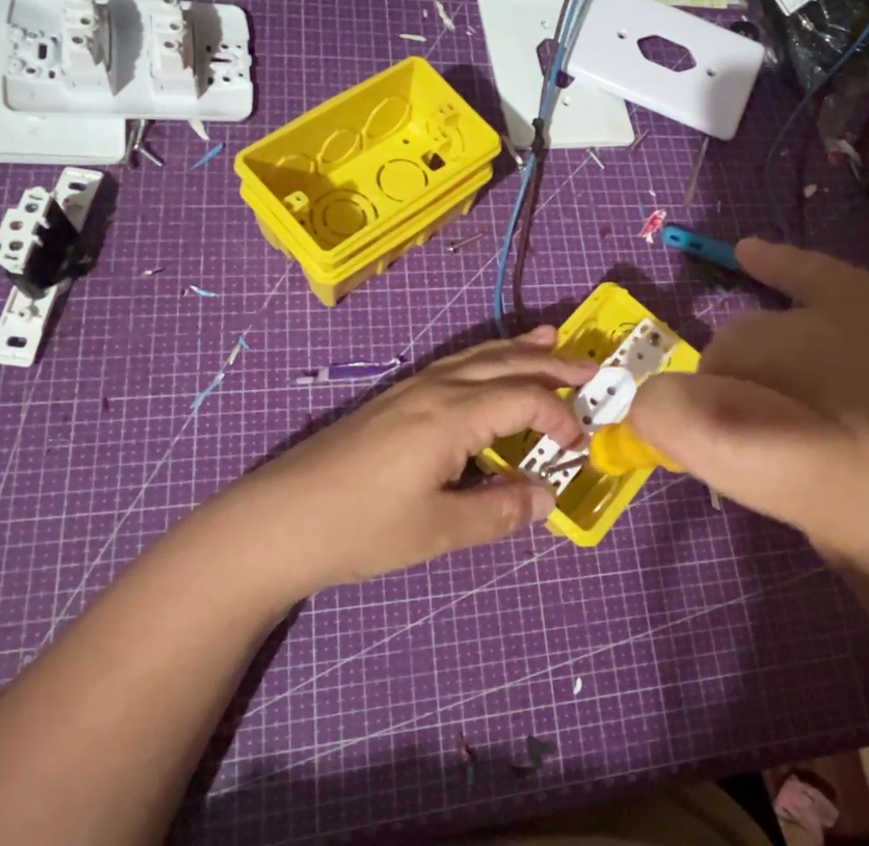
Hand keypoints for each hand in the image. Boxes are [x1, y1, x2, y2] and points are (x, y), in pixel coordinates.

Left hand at [211, 327, 595, 601]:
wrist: (275, 522)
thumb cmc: (360, 528)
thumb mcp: (439, 530)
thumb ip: (500, 511)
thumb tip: (548, 497)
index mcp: (452, 415)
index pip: (524, 400)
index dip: (561, 417)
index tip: (581, 446)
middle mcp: (433, 390)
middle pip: (503, 363)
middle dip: (551, 361)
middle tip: (593, 364)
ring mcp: (407, 391)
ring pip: (474, 357)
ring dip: (517, 350)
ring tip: (549, 338)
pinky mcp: (389, 403)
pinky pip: (451, 368)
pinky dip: (483, 361)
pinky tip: (483, 372)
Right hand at [626, 239, 868, 697]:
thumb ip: (801, 508)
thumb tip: (760, 455)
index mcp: (836, 476)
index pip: (693, 419)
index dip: (655, 425)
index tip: (659, 445)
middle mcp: (858, 385)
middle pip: (728, 356)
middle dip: (712, 396)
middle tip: (740, 443)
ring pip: (775, 317)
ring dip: (749, 350)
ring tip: (761, 381)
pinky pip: (838, 274)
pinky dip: (784, 267)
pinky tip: (749, 253)